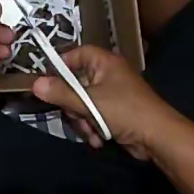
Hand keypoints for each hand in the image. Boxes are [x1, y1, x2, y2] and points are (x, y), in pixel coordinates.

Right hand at [31, 45, 180, 159]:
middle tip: (76, 116)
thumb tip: (35, 84)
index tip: (47, 82)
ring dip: (82, 121)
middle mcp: (107, 74)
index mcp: (104, 63)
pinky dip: (92, 127)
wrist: (158, 137)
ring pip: (81, 103)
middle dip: (72, 105)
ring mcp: (111, 94)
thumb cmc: (126, 111)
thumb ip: (61, 93)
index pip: (76, 54)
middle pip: (75, 83)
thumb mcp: (90, 102)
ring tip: (91, 133)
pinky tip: (98, 139)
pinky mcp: (113, 112)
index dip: (60, 65)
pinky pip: (92, 115)